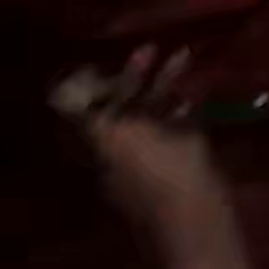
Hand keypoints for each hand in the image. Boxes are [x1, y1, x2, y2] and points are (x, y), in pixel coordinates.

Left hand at [52, 46, 261, 268]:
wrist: (201, 221)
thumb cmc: (168, 177)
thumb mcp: (128, 142)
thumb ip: (102, 118)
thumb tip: (66, 96)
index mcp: (109, 148)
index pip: (95, 110)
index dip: (100, 84)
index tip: (106, 57)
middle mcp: (126, 152)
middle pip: (127, 107)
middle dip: (138, 77)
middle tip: (151, 47)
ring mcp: (155, 157)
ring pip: (154, 112)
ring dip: (166, 84)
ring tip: (184, 55)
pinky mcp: (183, 160)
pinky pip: (176, 123)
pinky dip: (182, 103)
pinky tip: (196, 89)